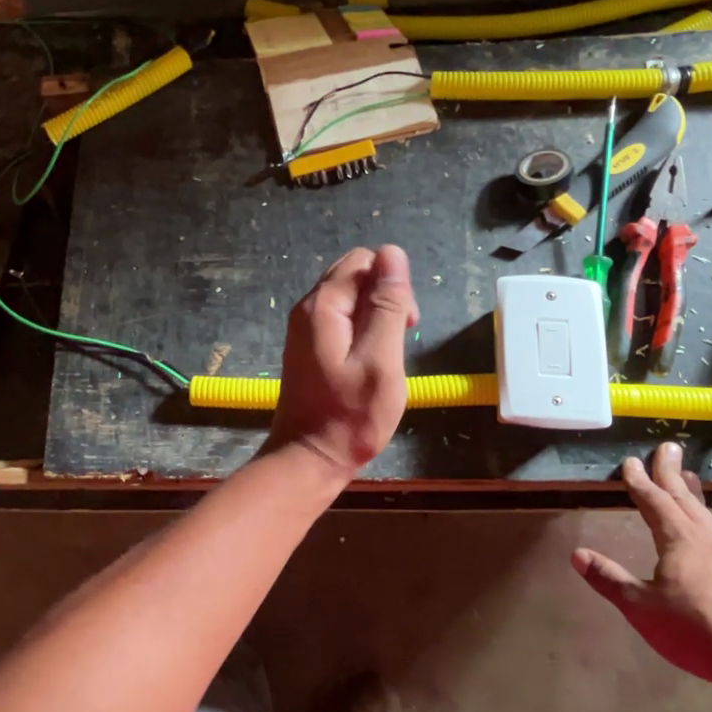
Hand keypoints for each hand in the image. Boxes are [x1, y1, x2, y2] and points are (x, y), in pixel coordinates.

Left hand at [266, 245, 417, 480]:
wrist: (309, 458)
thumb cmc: (351, 415)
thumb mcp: (381, 359)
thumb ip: (388, 305)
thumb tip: (392, 253)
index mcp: (323, 306)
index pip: (364, 261)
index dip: (393, 284)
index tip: (406, 324)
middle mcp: (308, 309)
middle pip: (355, 275)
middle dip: (385, 297)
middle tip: (399, 341)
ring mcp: (305, 329)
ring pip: (350, 299)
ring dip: (376, 316)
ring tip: (386, 356)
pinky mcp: (308, 347)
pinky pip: (341, 321)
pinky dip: (362, 332)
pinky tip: (370, 362)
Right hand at [571, 443, 711, 689]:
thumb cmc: (697, 630)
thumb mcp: (642, 608)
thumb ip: (610, 580)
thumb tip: (577, 554)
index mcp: (680, 541)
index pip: (655, 502)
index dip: (640, 481)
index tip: (631, 461)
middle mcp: (710, 543)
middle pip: (686, 500)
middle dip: (672, 474)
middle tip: (668, 448)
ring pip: (709, 519)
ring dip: (694, 497)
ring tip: (689, 482)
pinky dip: (711, 525)